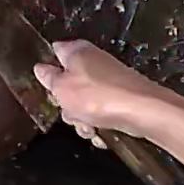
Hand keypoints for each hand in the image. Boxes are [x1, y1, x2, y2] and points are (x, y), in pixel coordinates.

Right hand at [33, 40, 183, 142]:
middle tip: (72, 113)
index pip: (54, 52)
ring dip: (82, 120)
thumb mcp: (62, 88)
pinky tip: (102, 133)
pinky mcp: (120, 97)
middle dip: (67, 105)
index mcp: (77, 51)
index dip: (47, 71)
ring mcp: (108, 80)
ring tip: (90, 128)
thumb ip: (49, 78)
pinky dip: (99, 124)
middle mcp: (93, 61)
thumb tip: (40, 68)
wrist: (143, 111)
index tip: (47, 88)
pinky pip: (101, 112)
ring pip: (84, 102)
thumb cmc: (97, 97)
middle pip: (68, 84)